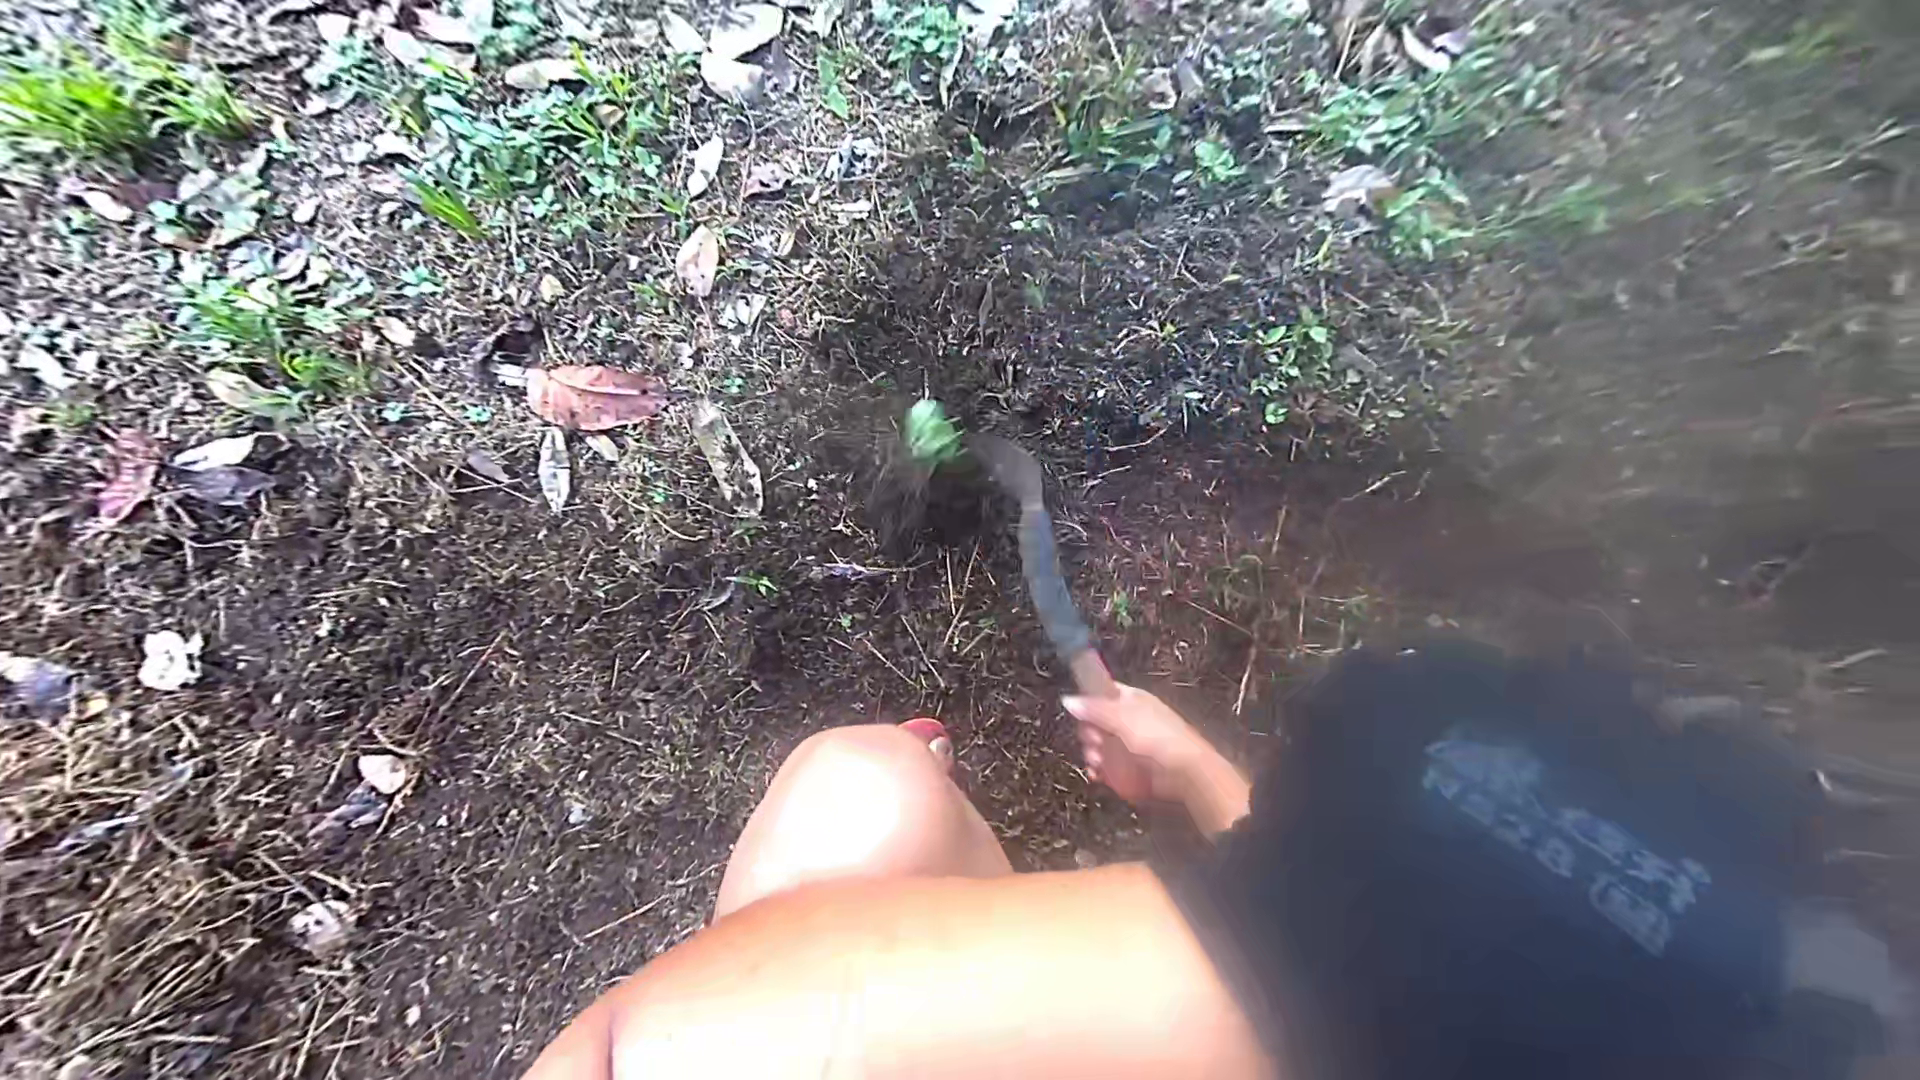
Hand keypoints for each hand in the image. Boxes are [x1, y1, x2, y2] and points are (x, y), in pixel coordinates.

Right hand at [1063, 684, 1250, 834]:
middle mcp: (1130, 719)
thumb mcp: (1122, 717)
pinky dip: (1101, 770)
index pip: (1101, 692)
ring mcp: (1131, 744)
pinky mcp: (1132, 766)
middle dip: (1089, 733)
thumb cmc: (1159, 737)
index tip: (1081, 715)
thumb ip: (1094, 709)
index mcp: (1131, 699)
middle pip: (1097, 721)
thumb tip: (1068, 700)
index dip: (1088, 702)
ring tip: (1097, 760)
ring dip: (1093, 753)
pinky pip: (1109, 766)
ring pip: (1101, 745)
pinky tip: (1097, 773)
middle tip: (1093, 742)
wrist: (1186, 773)